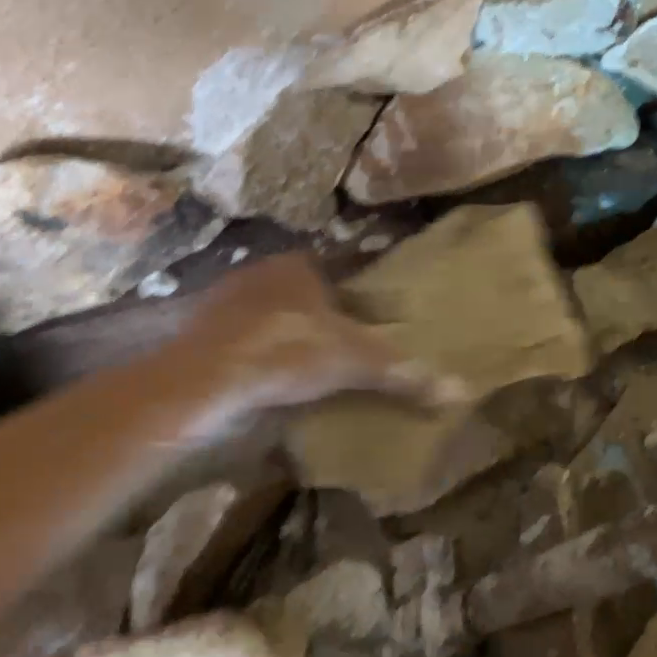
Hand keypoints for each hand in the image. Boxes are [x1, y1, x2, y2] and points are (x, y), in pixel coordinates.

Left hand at [175, 254, 462, 416]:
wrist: (200, 381)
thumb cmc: (285, 352)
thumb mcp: (354, 362)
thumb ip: (402, 373)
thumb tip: (458, 391)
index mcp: (300, 265)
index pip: (340, 268)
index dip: (357, 293)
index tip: (371, 318)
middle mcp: (261, 272)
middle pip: (304, 293)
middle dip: (320, 318)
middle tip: (344, 350)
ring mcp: (224, 301)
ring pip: (268, 316)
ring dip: (284, 338)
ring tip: (307, 372)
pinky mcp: (198, 335)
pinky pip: (239, 342)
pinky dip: (253, 359)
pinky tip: (265, 384)